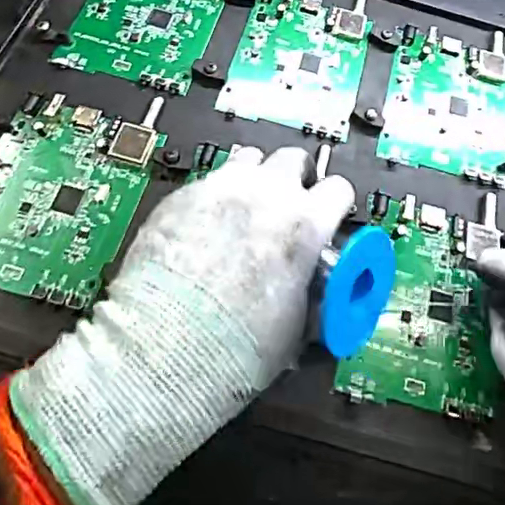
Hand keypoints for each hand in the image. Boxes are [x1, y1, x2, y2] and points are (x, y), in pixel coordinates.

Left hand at [9, 146, 352, 504]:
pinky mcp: (184, 194)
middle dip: (295, 178)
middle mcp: (266, 195)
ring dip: (255, 176)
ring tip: (248, 205)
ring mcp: (222, 188)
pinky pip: (210, 179)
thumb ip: (312, 291)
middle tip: (288, 203)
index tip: (329, 210)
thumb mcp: (297, 326)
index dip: (336, 201)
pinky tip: (208, 225)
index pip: (338, 188)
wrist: (166, 347)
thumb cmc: (232, 347)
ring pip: (249, 157)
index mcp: (304, 225)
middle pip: (293, 159)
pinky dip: (217, 193)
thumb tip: (314, 287)